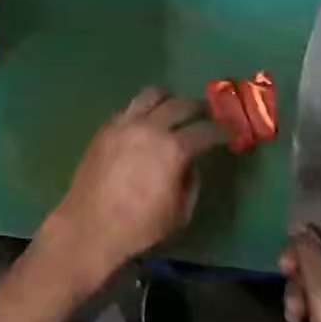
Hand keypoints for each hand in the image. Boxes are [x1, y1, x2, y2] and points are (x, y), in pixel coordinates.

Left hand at [40, 88, 214, 287]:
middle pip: (181, 104)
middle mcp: (150, 127)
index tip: (230, 131)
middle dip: (199, 108)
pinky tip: (146, 122)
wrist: (90, 225)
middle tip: (206, 115)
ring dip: (169, 99)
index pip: (206, 131)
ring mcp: (125, 123)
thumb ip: (191, 182)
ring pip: (152, 94)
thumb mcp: (180, 213)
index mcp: (173, 149)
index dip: (222, 130)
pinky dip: (144, 109)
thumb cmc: (139, 227)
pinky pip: (130, 107)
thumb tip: (190, 163)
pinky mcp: (106, 126)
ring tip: (174, 109)